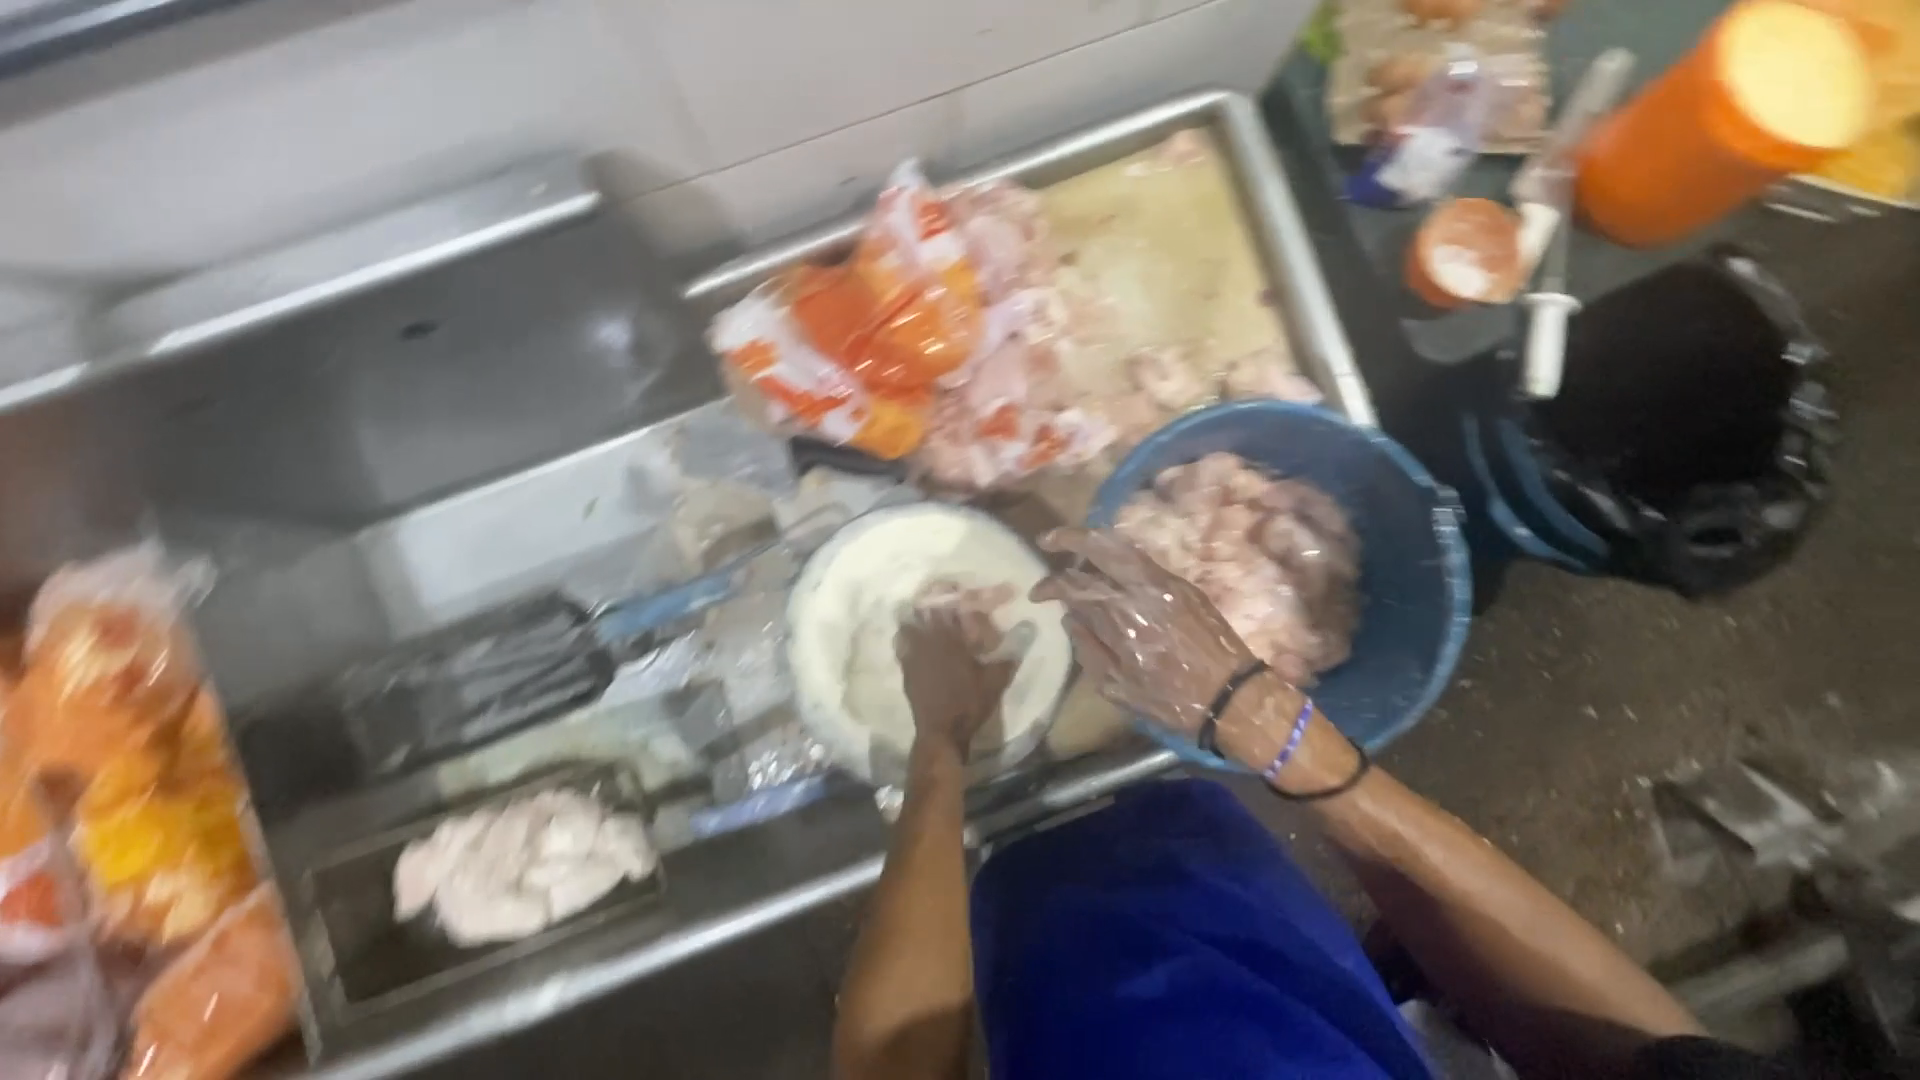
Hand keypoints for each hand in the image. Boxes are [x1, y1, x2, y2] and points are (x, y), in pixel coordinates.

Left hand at [896, 606, 1015, 761]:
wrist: (942, 731)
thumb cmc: (969, 703)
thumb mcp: (995, 680)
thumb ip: (1008, 657)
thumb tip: (1026, 635)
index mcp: (951, 640)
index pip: (949, 608)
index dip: (953, 596)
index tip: (957, 590)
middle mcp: (928, 642)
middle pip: (924, 612)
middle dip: (932, 603)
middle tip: (941, 601)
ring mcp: (913, 656)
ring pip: (908, 626)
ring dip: (916, 619)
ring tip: (925, 619)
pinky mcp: (906, 670)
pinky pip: (902, 646)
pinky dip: (908, 639)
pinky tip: (916, 643)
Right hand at [1029, 527, 1253, 737]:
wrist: (1233, 696)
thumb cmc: (1170, 699)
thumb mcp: (1116, 687)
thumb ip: (1088, 648)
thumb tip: (1071, 619)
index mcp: (1121, 616)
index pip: (1074, 585)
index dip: (1049, 586)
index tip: (1036, 596)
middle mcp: (1142, 588)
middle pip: (1100, 545)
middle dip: (1069, 537)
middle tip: (1047, 541)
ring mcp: (1166, 582)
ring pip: (1124, 547)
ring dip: (1095, 544)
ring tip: (1077, 551)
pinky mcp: (1184, 586)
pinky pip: (1143, 562)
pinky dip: (1120, 559)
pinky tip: (1111, 571)